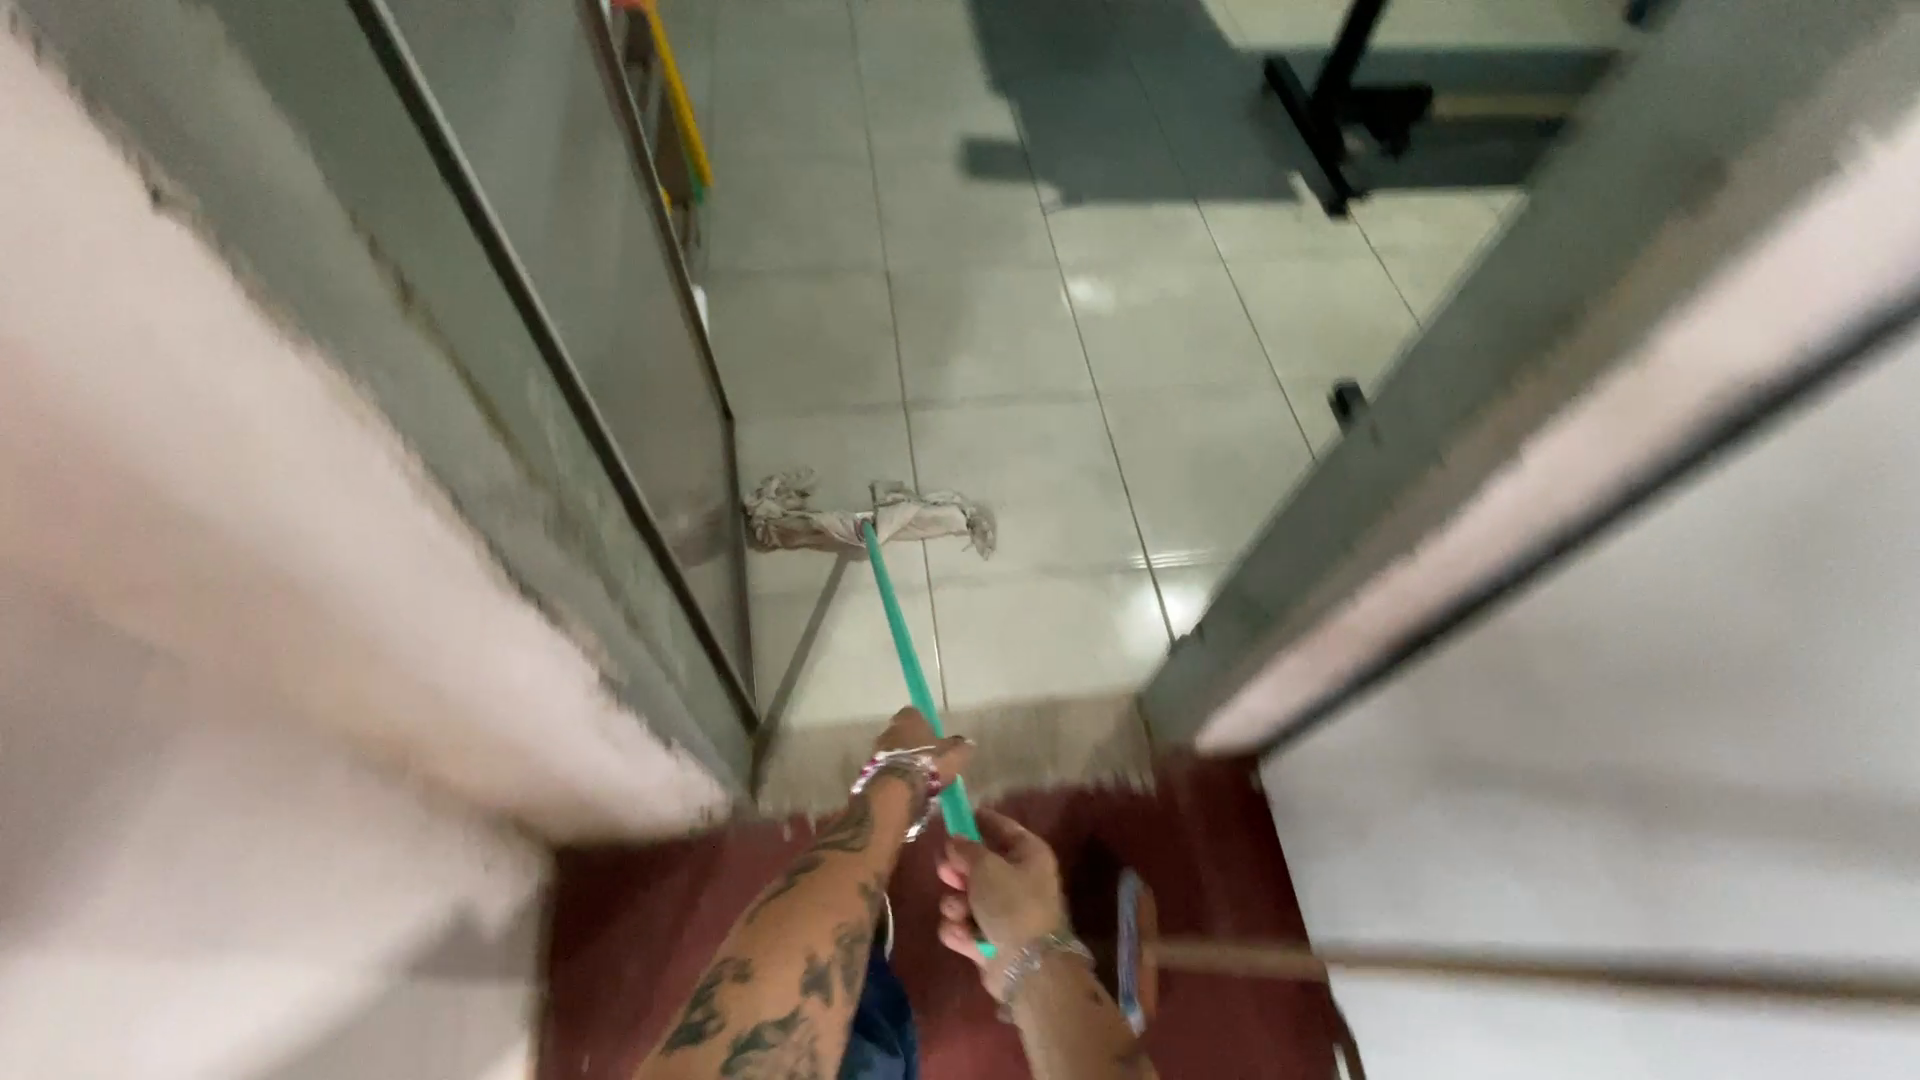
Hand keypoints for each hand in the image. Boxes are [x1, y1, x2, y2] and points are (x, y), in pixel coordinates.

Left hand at [872, 706, 971, 784]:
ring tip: (918, 777)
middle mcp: (889, 729)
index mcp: (909, 719)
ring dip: (903, 760)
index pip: (914, 713)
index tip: (933, 735)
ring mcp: (876, 750)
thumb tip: (966, 742)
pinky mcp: (870, 770)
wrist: (896, 790)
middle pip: (901, 732)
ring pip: (892, 751)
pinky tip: (907, 788)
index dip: (923, 723)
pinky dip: (895, 776)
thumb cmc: (928, 763)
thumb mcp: (954, 754)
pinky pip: (886, 769)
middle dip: (912, 743)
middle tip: (927, 758)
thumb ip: (960, 746)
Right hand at [936, 809, 1069, 999]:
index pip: (1002, 827)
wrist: (1027, 966)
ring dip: (956, 905)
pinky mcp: (989, 940)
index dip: (979, 820)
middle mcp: (1018, 880)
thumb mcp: (985, 866)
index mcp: (1028, 855)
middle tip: (945, 873)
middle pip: (978, 865)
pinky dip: (960, 930)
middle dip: (958, 871)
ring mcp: (1003, 912)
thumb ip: (966, 849)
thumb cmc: (1011, 904)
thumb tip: (955, 841)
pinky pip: (963, 925)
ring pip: (965, 897)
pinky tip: (964, 935)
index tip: (955, 816)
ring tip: (960, 912)